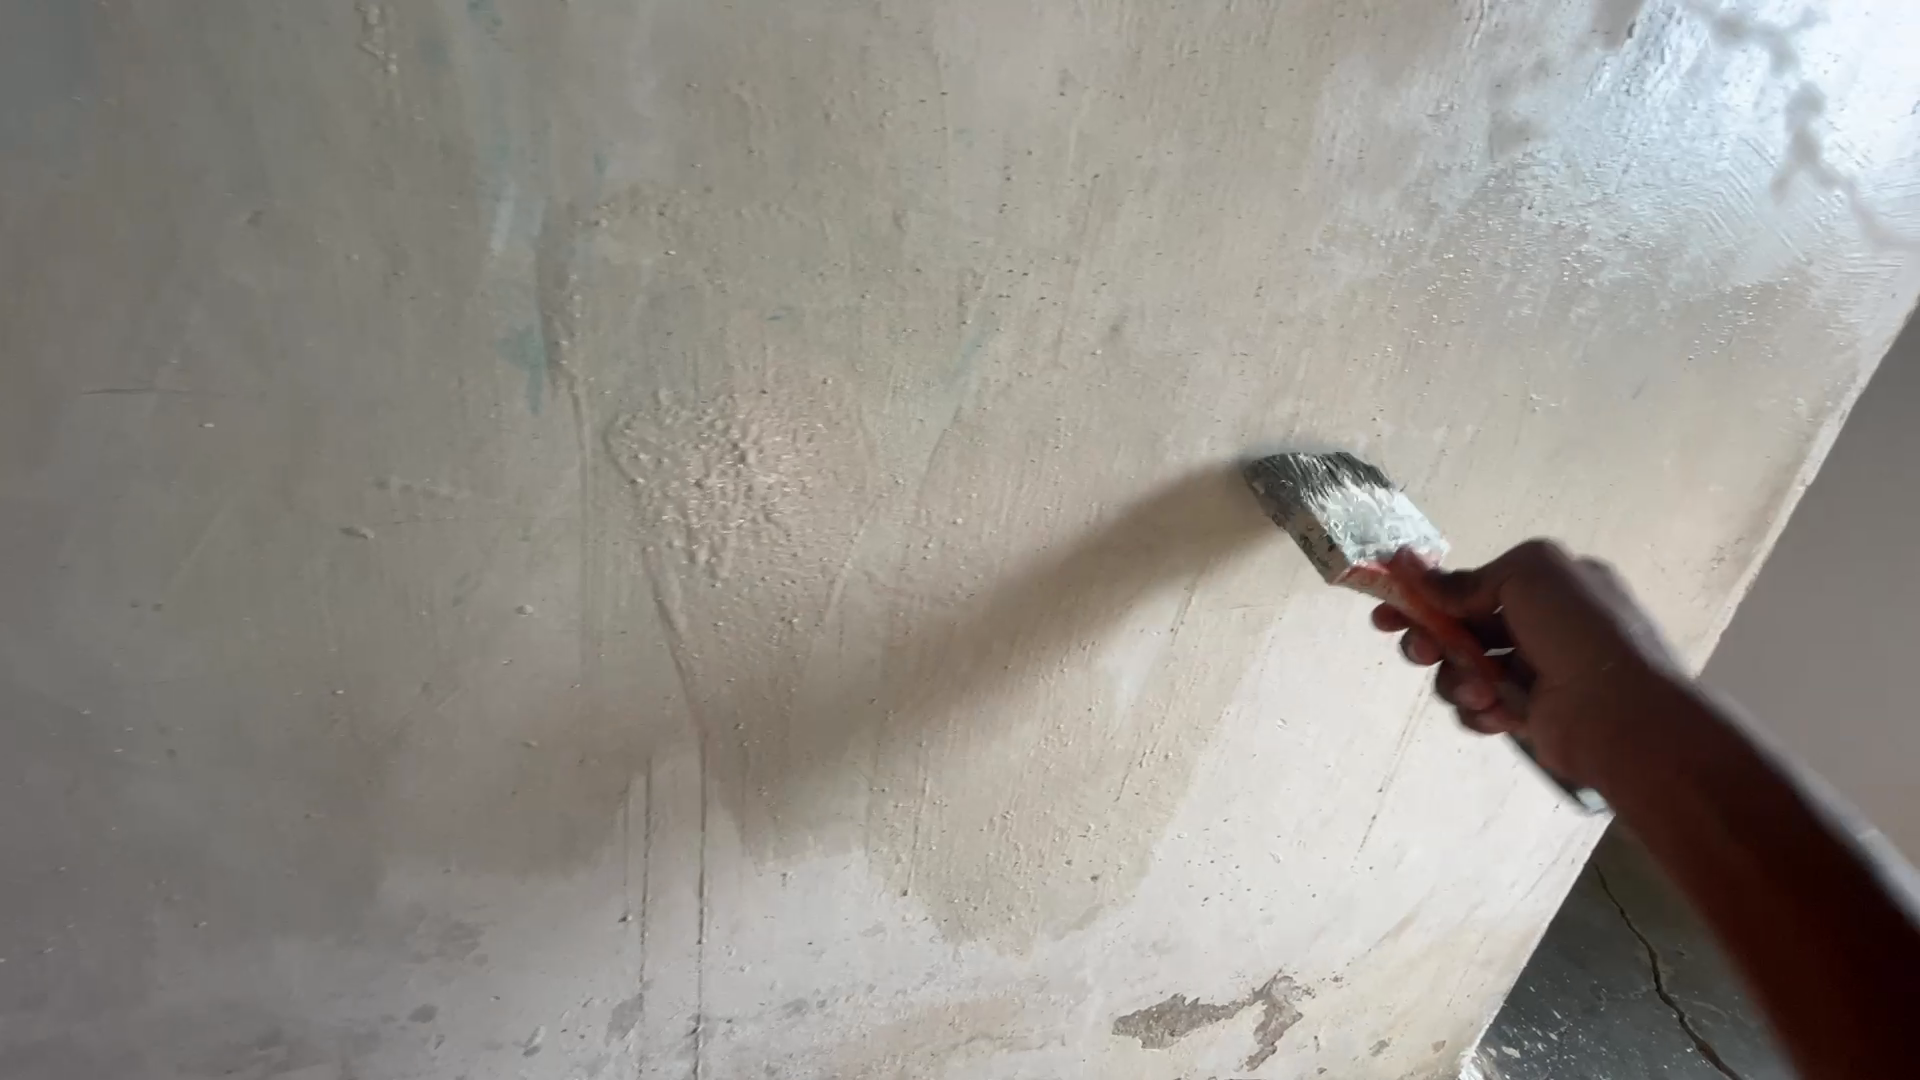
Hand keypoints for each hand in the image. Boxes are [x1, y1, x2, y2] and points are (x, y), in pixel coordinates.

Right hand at [1371, 539, 1686, 786]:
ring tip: (1481, 691)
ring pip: (1457, 669)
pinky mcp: (1523, 713)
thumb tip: (1406, 564)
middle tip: (1423, 653)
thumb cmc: (1581, 633)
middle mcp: (1538, 628)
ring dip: (1457, 678)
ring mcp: (1530, 673)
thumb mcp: (1527, 575)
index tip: (1384, 613)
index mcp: (1546, 589)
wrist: (1627, 717)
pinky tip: (1497, 713)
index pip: (1467, 588)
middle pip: (1452, 629)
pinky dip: (1476, 710)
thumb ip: (1464, 577)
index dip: (1421, 597)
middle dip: (1427, 640)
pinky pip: (1474, 706)